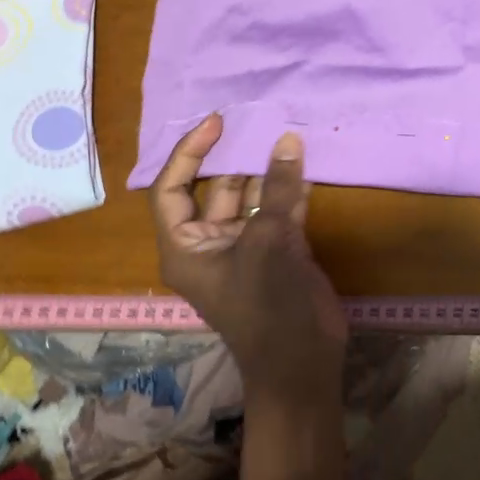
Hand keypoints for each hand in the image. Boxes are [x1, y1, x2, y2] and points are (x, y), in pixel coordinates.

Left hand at [151, 115, 347, 391]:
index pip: (173, 190)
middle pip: (215, 189)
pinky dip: (292, 189)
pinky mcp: (280, 251)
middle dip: (236, 158)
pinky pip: (280, 210)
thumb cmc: (267, 304)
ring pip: (252, 197)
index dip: (189, 154)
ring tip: (288, 134)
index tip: (217, 123)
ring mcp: (248, 247)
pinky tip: (307, 165)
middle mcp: (210, 244)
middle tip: (261, 121)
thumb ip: (277, 189)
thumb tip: (288, 140)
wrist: (301, 358)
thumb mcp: (268, 242)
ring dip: (269, 171)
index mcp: (185, 247)